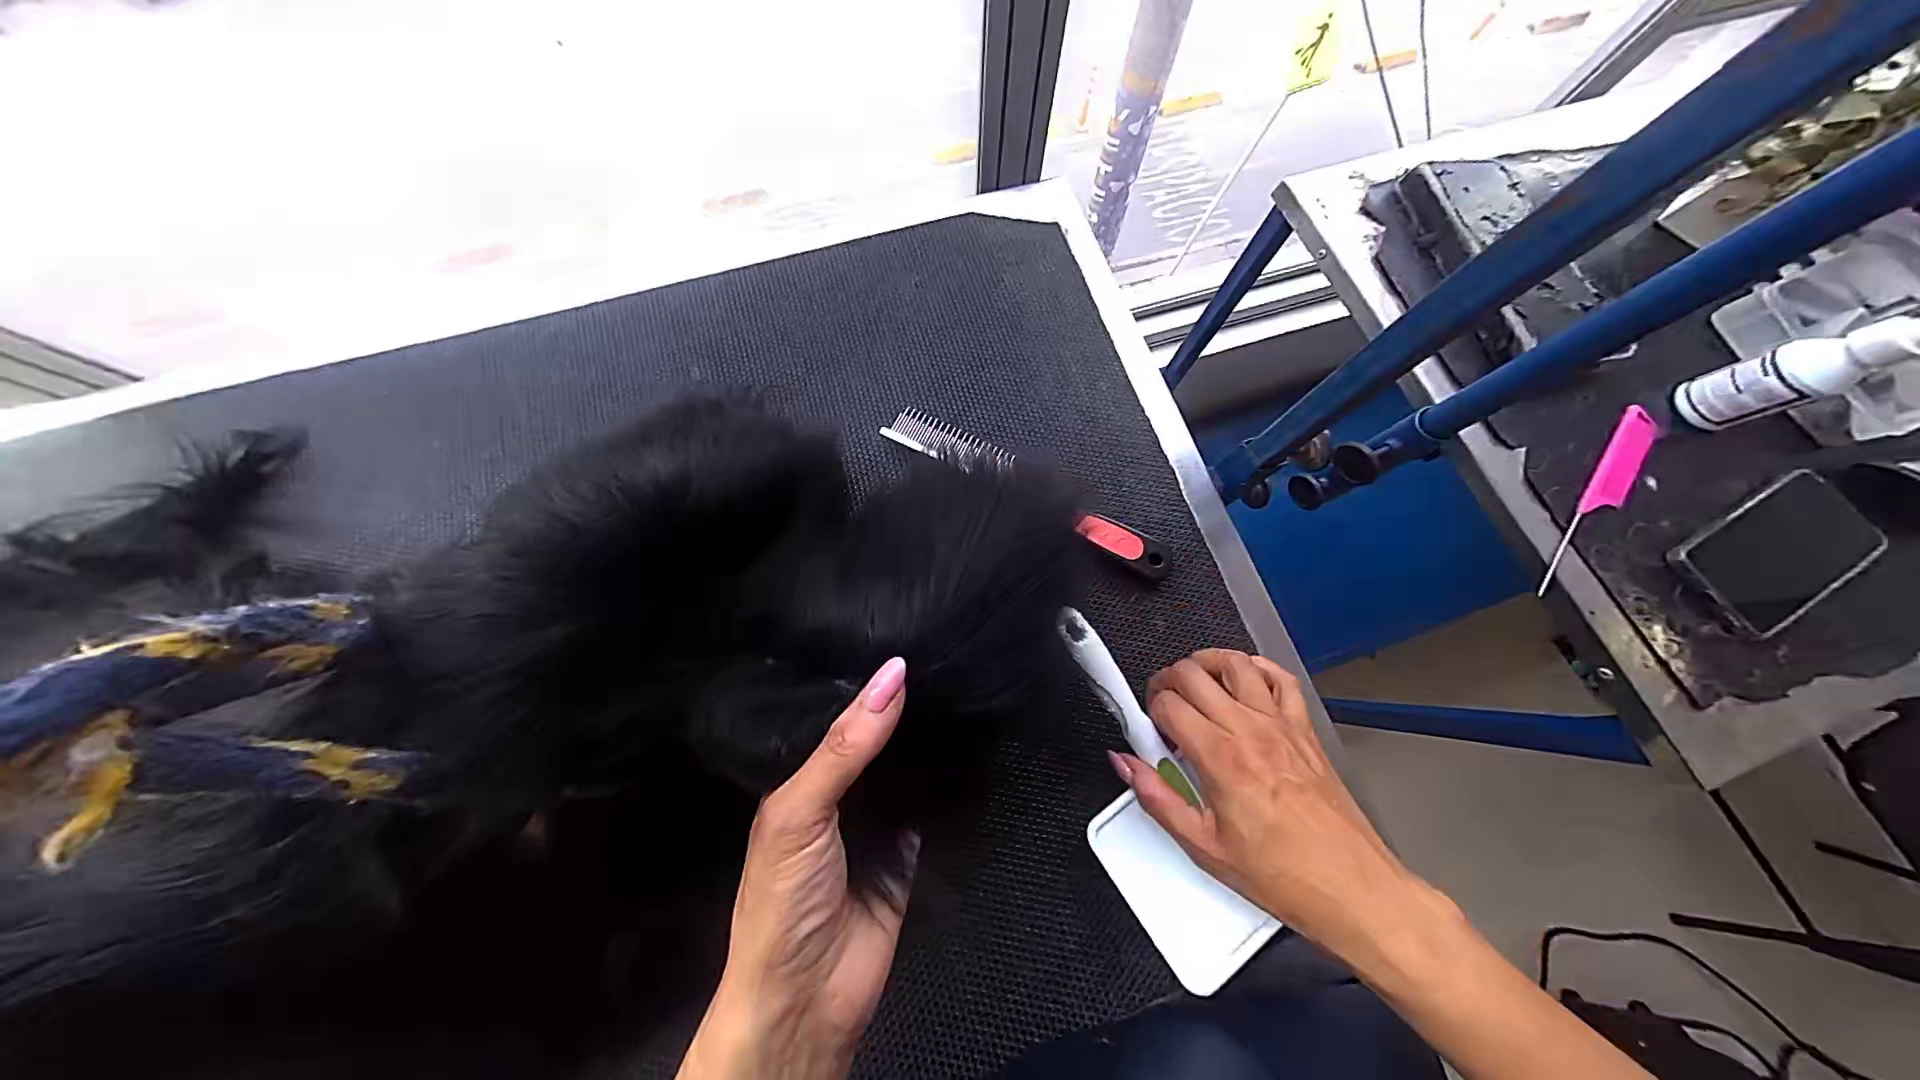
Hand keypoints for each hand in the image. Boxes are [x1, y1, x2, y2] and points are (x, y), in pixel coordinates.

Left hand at [678, 657, 915, 1079]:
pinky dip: (942, 778)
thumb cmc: (783, 900)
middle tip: (934, 651)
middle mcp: (836, 794)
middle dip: (896, 705)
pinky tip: (963, 740)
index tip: (896, 637)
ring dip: (921, 737)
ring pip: (902, 766)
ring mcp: (872, 821)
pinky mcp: (906, 848)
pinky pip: (927, 803)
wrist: (808, 1000)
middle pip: (872, 738)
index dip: (859, 683)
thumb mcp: (801, 811)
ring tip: (954, 680)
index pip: (831, 717)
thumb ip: (846, 748)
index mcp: (797, 779)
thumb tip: (891, 676)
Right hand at [1111, 649, 1444, 964]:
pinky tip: (1243, 679)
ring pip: (1234, 663)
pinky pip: (1280, 678)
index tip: (1148, 730)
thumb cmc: (1287, 875)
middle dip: (1165, 680)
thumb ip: (1157, 797)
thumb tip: (1129, 767)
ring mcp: (1280, 726)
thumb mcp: (1203, 846)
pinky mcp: (1304, 731)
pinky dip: (1256, 668)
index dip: (1147, 710)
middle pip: (1192, 673)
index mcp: (1220, 759)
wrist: (1353, 890)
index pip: (1167, 703)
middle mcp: (1250, 732)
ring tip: (1193, 682)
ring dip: (1205, 664)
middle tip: (1160, 704)